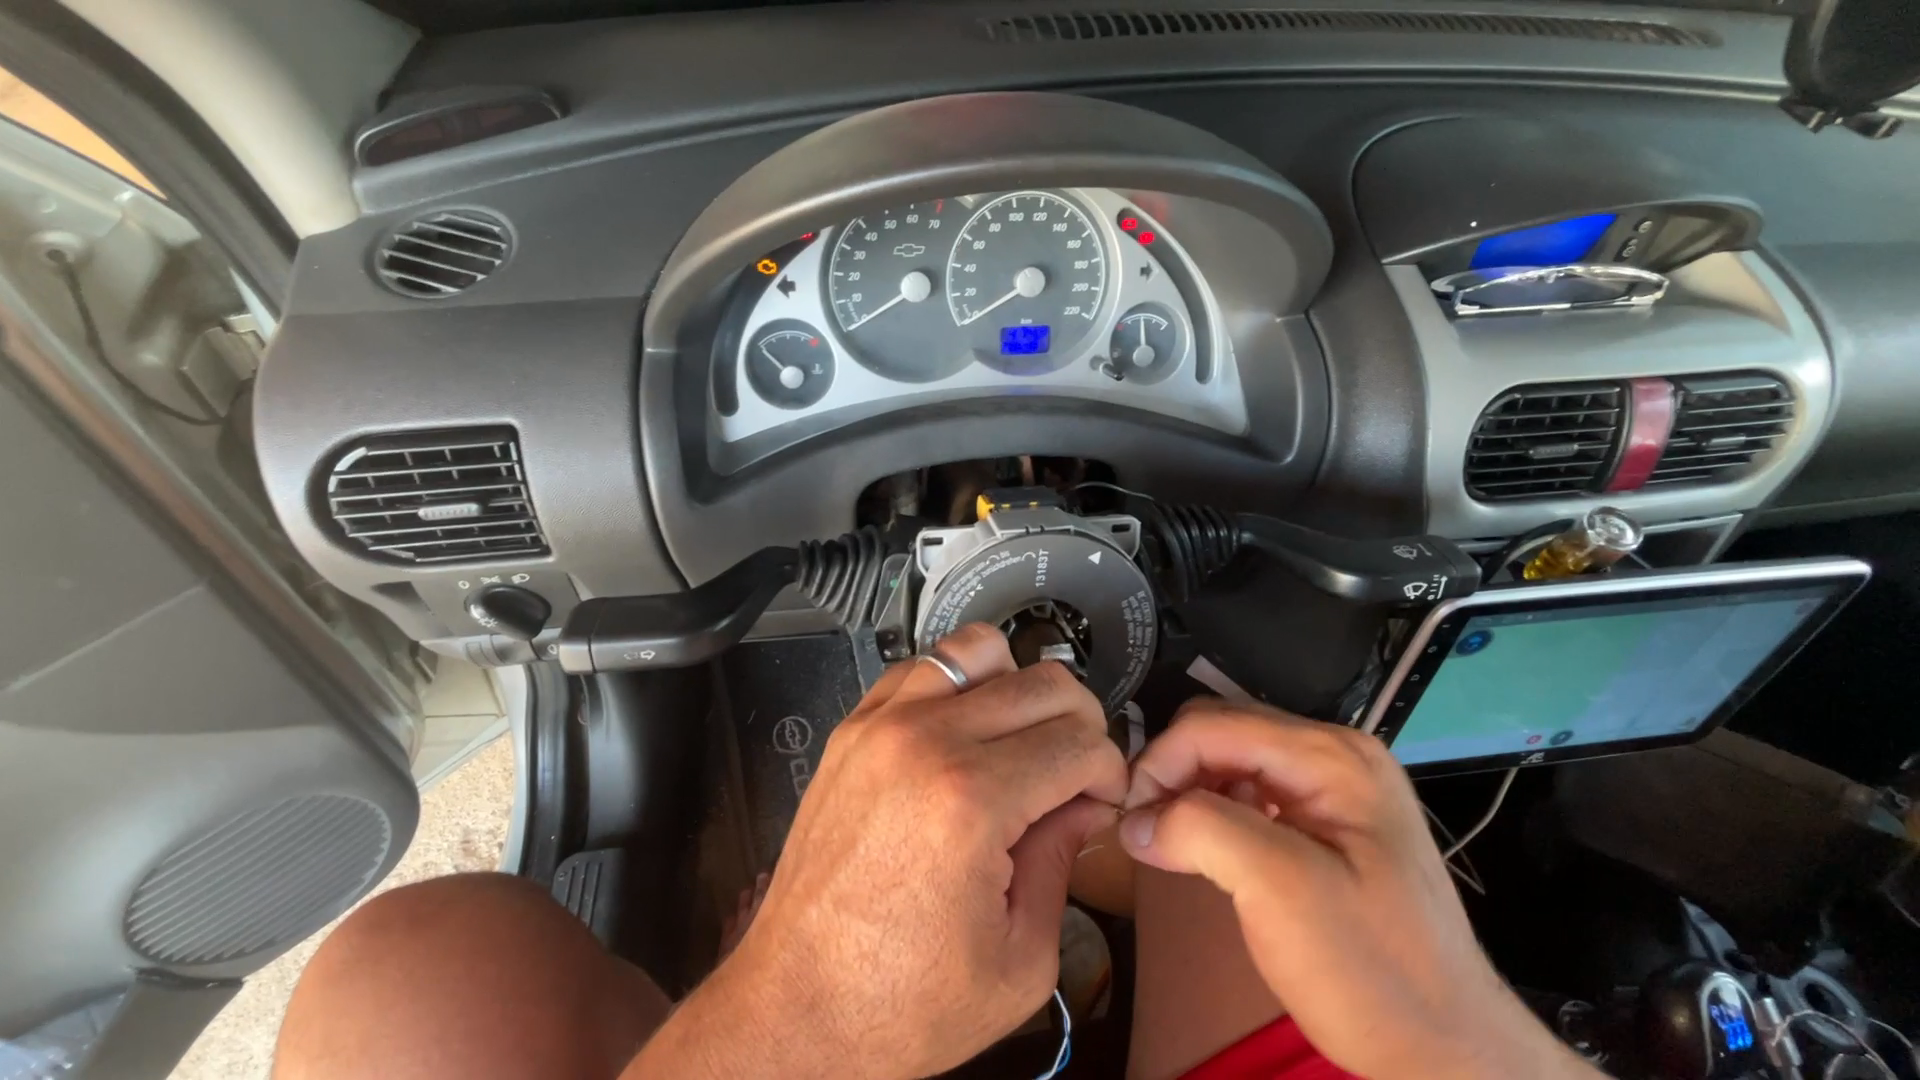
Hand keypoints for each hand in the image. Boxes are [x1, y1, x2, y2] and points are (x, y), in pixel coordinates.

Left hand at [628, 624, 1126, 1079]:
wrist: (796, 1007)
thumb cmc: (902, 1003)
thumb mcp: (1020, 960)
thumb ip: (1065, 861)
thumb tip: (1085, 802)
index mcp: (972, 799)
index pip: (1081, 741)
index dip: (1110, 772)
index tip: (1102, 802)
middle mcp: (925, 741)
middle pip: (1044, 683)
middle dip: (1082, 725)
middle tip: (1078, 774)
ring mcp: (881, 725)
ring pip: (981, 649)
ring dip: (1019, 687)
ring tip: (1022, 741)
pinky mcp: (853, 730)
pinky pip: (922, 667)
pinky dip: (960, 684)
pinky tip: (967, 732)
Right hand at [1117, 702, 1603, 1079]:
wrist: (1448, 1053)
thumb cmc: (1368, 969)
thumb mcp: (1278, 888)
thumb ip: (1200, 829)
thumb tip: (1134, 820)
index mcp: (1332, 755)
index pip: (1212, 724)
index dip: (1159, 763)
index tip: (1129, 823)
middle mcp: (1336, 754)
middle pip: (1221, 732)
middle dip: (1173, 774)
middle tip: (1146, 833)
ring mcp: (1337, 788)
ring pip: (1232, 760)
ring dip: (1191, 794)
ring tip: (1171, 845)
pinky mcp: (1332, 822)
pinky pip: (1255, 791)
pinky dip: (1218, 811)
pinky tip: (1211, 852)